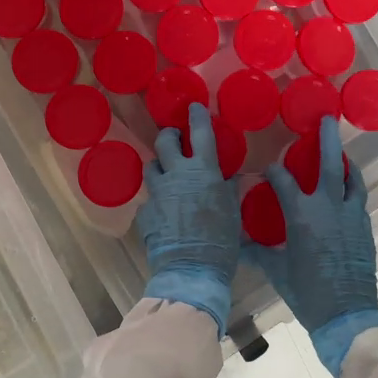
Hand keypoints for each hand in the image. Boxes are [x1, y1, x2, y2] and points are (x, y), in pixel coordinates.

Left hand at [137, 102, 241, 332]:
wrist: (192, 269)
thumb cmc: (221, 241)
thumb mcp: (232, 212)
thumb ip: (227, 190)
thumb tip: (228, 179)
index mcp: (203, 171)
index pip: (199, 133)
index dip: (197, 117)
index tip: (194, 107)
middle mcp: (176, 175)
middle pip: (164, 142)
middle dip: (169, 135)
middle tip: (175, 138)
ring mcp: (157, 193)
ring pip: (152, 168)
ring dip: (160, 167)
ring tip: (168, 176)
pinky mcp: (145, 212)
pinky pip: (150, 200)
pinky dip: (158, 202)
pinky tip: (165, 214)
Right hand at [245, 117, 377, 375]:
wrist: (346, 314)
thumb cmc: (306, 292)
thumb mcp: (276, 271)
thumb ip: (256, 251)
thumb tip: (236, 244)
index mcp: (302, 214)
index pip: (284, 180)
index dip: (274, 171)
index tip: (267, 169)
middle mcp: (328, 207)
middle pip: (329, 164)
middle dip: (327, 139)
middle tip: (327, 119)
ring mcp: (351, 216)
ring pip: (351, 178)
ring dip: (346, 161)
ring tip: (341, 151)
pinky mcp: (364, 227)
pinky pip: (359, 198)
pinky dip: (353, 186)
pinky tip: (349, 188)